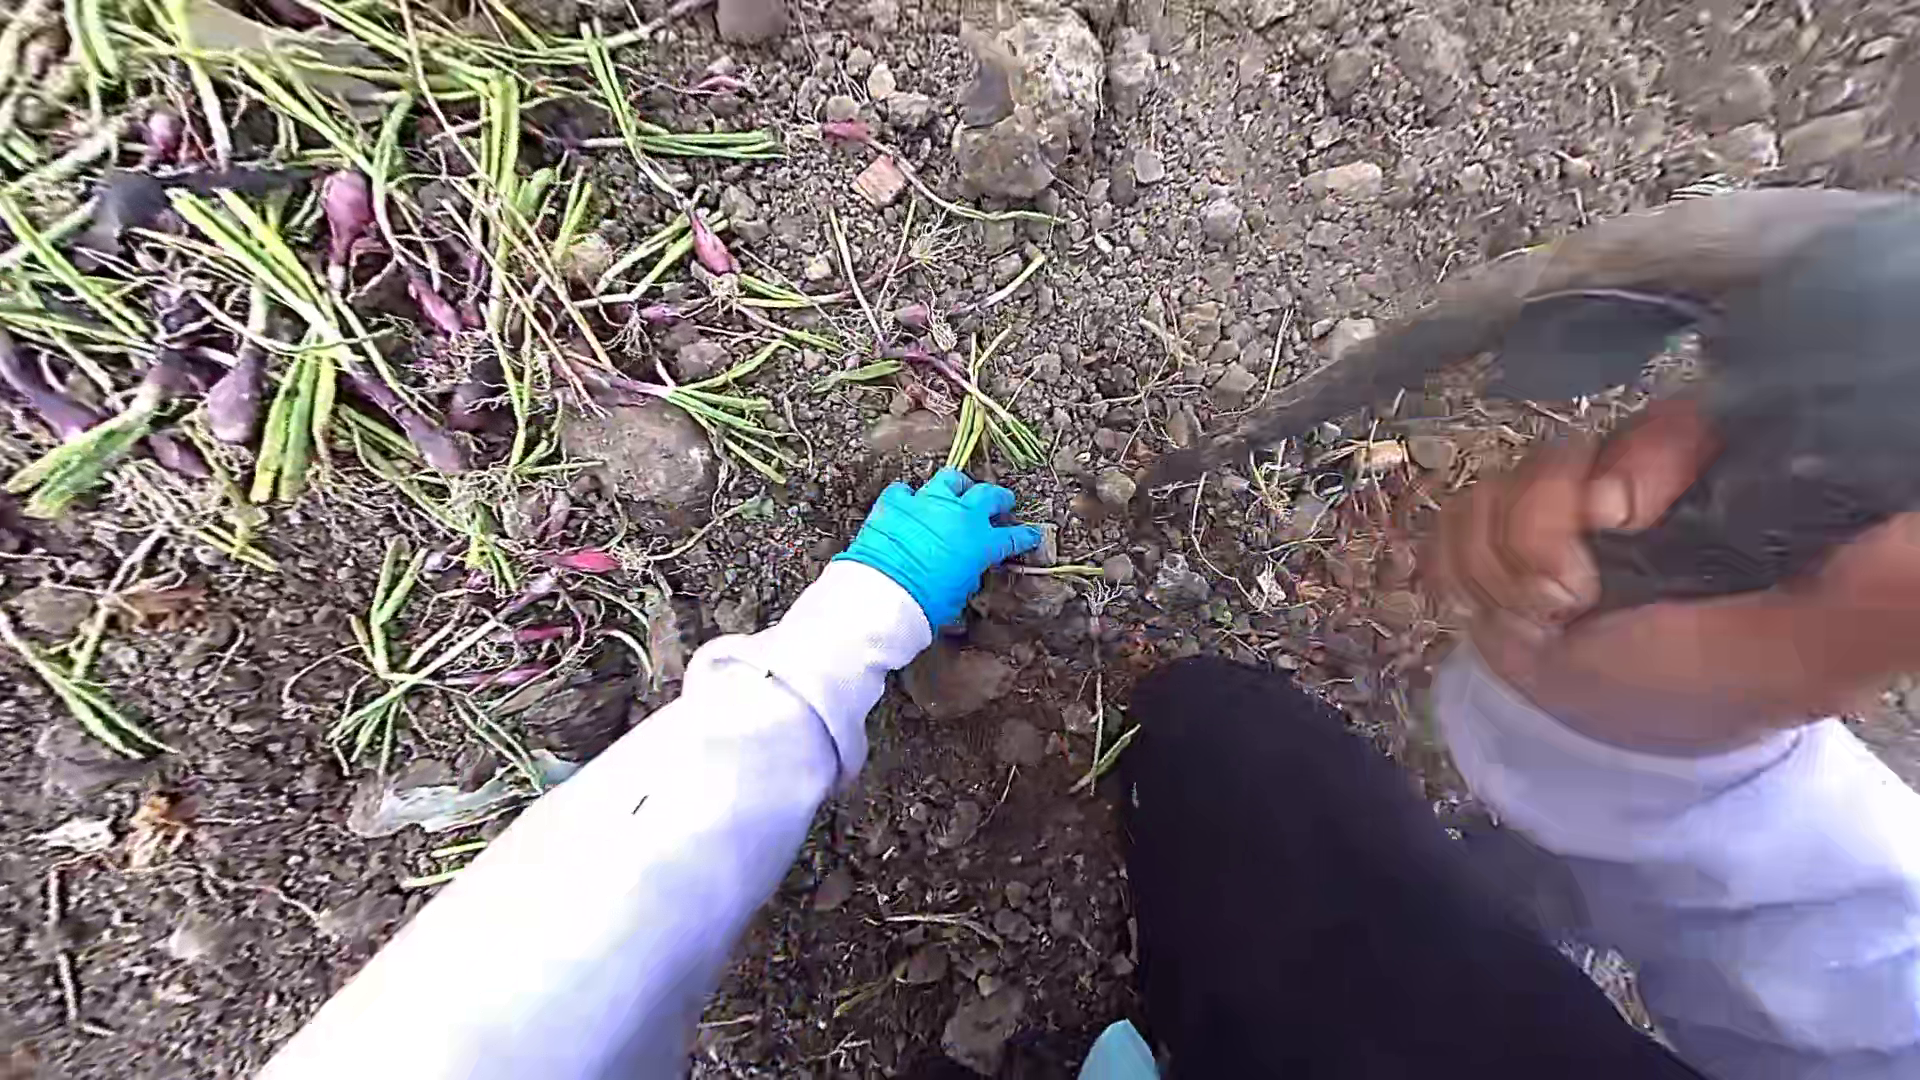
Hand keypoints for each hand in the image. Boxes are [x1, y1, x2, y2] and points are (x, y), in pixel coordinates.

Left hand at [835, 468, 1043, 628]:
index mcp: (981, 544)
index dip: (1024, 536)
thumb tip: (966, 574)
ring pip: (951, 478)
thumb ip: (967, 577)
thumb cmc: (925, 603)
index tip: (1029, 535)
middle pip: (988, 495)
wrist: (885, 591)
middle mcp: (960, 516)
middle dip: (998, 498)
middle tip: (1001, 502)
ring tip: (958, 490)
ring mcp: (929, 503)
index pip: (1012, 537)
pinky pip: (906, 491)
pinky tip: (907, 504)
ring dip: (958, 485)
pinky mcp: (898, 501)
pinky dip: (909, 497)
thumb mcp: (957, 595)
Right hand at [1431, 400, 1919, 750]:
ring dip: (1496, 572)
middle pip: (1551, 458)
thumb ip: (1880, 596)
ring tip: (1536, 617)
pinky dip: (1459, 574)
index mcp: (1716, 485)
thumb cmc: (1705, 682)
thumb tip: (1918, 531)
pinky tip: (1496, 605)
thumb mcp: (1803, 653)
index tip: (1614, 521)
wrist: (1592, 714)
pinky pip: (1446, 524)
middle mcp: (1624, 476)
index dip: (1627, 463)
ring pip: (1486, 495)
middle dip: (1535, 540)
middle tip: (1563, 602)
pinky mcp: (1480, 523)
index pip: (1664, 422)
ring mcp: (1540, 499)